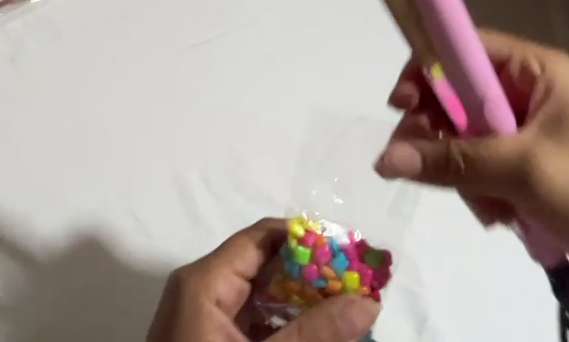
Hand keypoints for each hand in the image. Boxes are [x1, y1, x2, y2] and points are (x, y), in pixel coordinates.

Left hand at [147, 219, 380, 341]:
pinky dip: (283, 327)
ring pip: (260, 297)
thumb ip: (314, 333)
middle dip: (313, 276)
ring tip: (349, 310)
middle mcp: (201, 288)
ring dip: (302, 304)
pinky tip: (317, 336)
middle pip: (264, 265)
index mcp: (204, 280)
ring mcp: (202, 318)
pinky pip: (251, 322)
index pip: (264, 237)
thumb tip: (368, 303)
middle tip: (360, 285)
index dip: (309, 239)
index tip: (353, 252)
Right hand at [374, 31, 568, 295]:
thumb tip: (384, 159)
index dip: (427, 69)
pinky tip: (500, 218)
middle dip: (438, 133)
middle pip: (456, 95)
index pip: (463, 47)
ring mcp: (529, 132)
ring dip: (462, 172)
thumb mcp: (523, 171)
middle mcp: (529, 92)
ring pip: (463, 137)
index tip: (401, 105)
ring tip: (487, 206)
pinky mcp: (530, 170)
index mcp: (536, 70)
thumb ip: (452, 161)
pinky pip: (481, 168)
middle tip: (417, 164)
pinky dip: (480, 191)